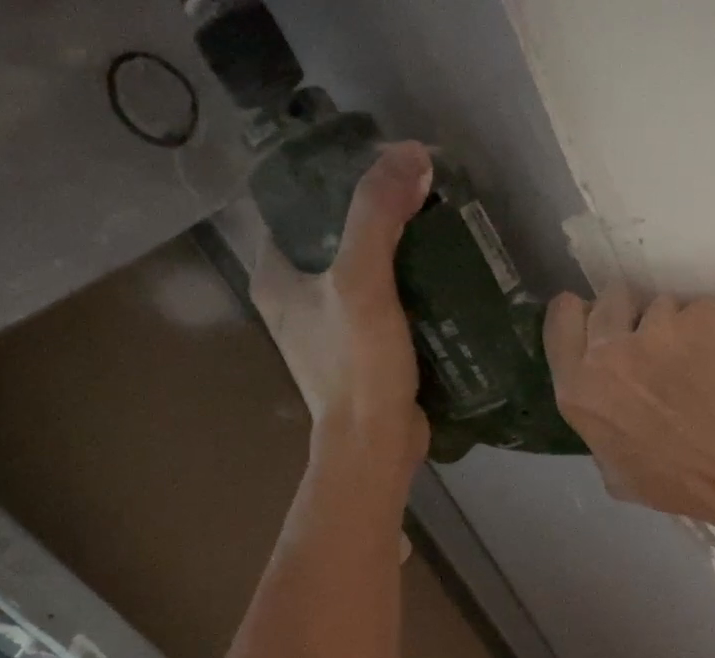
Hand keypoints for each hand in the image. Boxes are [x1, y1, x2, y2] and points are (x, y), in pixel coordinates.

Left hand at [250, 142, 432, 472]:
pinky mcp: (364, 352)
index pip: (293, 203)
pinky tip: (440, 273)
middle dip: (372, 213)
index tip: (378, 162)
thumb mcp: (363, 281)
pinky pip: (385, 302)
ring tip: (435, 223)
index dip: (332, 177)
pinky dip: (408, 286)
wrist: (377, 446)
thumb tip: (413, 154)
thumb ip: (379, 215)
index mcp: (274, 275)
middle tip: (417, 190)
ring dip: (395, 250)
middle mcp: (295, 299)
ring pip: (362, 270)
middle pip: (332, 234)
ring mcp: (330, 329)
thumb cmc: (357, 365)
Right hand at [544, 289, 714, 523]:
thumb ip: (600, 428)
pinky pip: (704, 313)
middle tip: (657, 348)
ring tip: (702, 368)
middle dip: (631, 317)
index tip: (600, 324)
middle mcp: (612, 351)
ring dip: (677, 331)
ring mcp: (660, 328)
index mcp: (581, 391)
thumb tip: (605, 407)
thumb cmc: (682, 485)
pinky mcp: (705, 316)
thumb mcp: (617, 474)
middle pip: (611, 301)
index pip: (562, 319)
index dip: (581, 315)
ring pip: (663, 308)